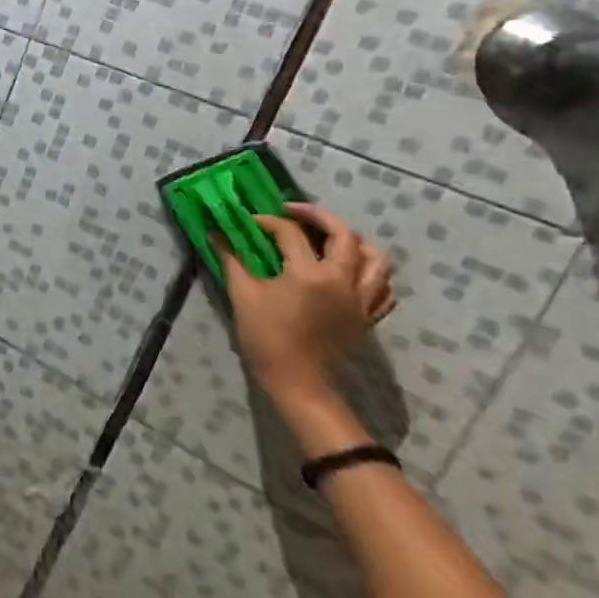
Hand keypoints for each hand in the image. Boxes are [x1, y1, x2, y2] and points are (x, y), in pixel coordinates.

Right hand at [217, 202, 395, 401]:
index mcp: (309, 274)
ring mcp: (361, 299)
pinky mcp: (368, 316)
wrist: (299, 386)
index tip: (249, 221)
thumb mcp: (243, 296)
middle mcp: (342, 280)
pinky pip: (383, 287)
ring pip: (376, 257)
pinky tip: (352, 271)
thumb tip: (215, 233)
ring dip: (355, 240)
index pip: (290, 232)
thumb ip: (231, 260)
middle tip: (294, 212)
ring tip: (332, 238)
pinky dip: (372, 272)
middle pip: (343, 233)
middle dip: (318, 215)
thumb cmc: (267, 340)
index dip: (268, 221)